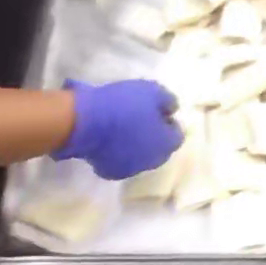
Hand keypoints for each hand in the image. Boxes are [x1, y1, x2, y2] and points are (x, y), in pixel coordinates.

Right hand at [51, 79, 183, 179]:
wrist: (88, 123)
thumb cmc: (124, 104)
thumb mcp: (153, 91)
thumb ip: (169, 101)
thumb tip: (172, 110)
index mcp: (165, 145)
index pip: (177, 137)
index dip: (170, 123)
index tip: (160, 112)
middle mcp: (150, 163)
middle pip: (159, 151)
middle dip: (155, 137)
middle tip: (144, 120)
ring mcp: (129, 171)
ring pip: (140, 158)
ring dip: (137, 147)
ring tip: (126, 130)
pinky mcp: (110, 173)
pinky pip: (121, 162)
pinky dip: (120, 153)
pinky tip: (112, 140)